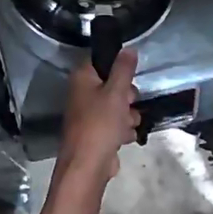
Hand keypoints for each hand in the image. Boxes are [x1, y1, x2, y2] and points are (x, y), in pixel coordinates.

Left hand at [58, 49, 138, 184]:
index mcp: (81, 77)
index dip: (118, 67)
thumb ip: (124, 69)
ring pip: (117, 105)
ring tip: (126, 124)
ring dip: (127, 115)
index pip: (100, 60)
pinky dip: (121, 130)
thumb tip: (128, 48)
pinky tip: (123, 137)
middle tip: (129, 102)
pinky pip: (115, 123)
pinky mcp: (96, 131)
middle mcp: (82, 92)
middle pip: (112, 84)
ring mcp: (88, 113)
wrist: (88, 165)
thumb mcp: (117, 91)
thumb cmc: (101, 123)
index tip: (130, 76)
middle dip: (127, 95)